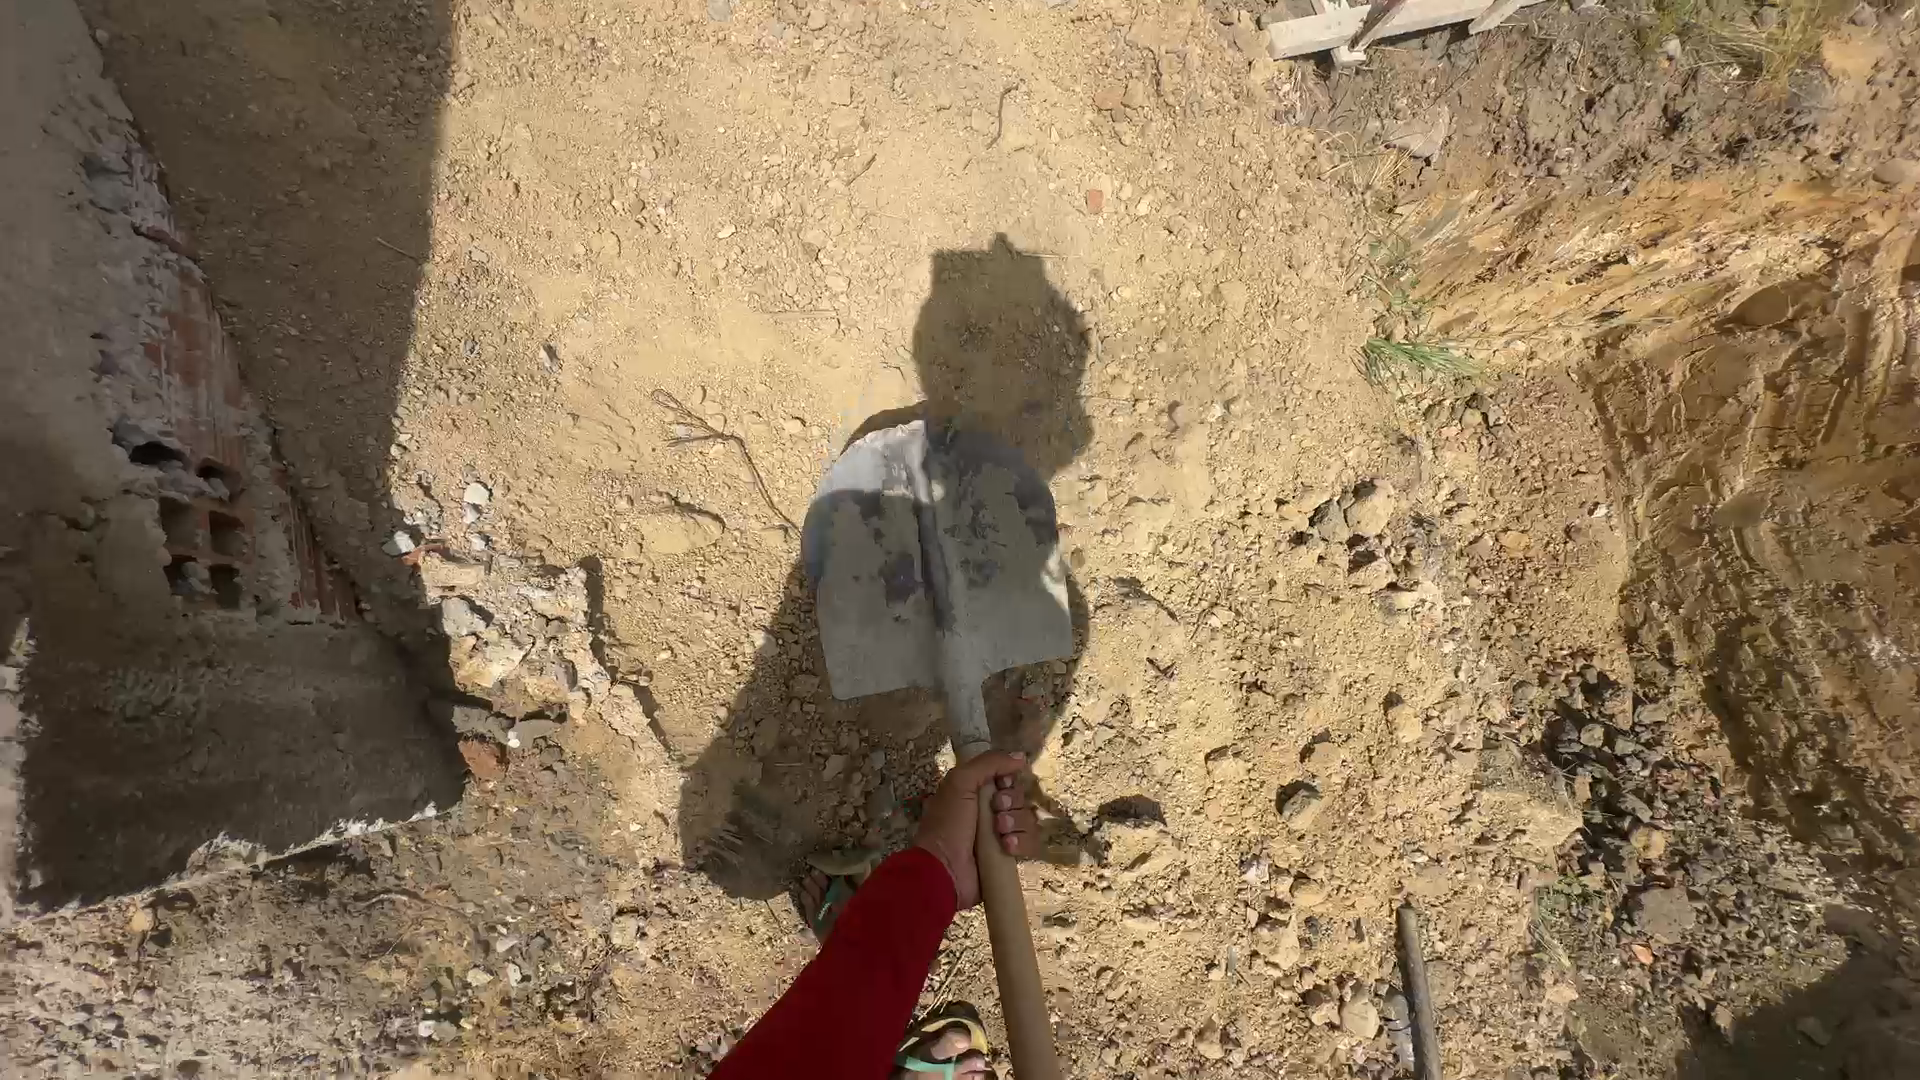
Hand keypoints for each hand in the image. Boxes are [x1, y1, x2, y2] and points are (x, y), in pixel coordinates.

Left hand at [913, 750, 1035, 908]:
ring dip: (1016, 823)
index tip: (1001, 784)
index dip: (1008, 779)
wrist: (943, 870)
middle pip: (1019, 797)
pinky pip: (1030, 842)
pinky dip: (1022, 842)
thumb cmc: (948, 822)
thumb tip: (1020, 757)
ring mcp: (1000, 834)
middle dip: (1011, 802)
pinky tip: (1008, 847)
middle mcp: (989, 811)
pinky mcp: (1008, 857)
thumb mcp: (960, 782)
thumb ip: (989, 763)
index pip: (1006, 777)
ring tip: (1000, 833)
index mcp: (975, 791)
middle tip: (997, 812)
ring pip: (1027, 819)